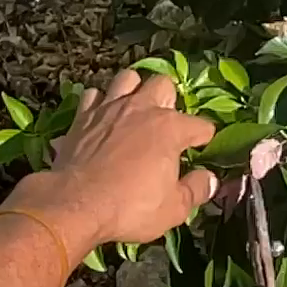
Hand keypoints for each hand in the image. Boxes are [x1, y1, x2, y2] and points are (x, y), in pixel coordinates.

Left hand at [2, 69, 216, 250]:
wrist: (76, 204)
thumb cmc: (130, 207)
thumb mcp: (173, 209)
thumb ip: (195, 190)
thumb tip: (210, 179)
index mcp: (170, 128)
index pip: (200, 125)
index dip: (204, 138)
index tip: (202, 147)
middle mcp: (143, 107)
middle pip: (163, 84)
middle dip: (169, 99)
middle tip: (166, 123)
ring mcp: (111, 107)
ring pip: (128, 78)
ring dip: (134, 89)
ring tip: (135, 108)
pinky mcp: (84, 115)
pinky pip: (94, 95)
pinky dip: (100, 102)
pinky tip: (102, 116)